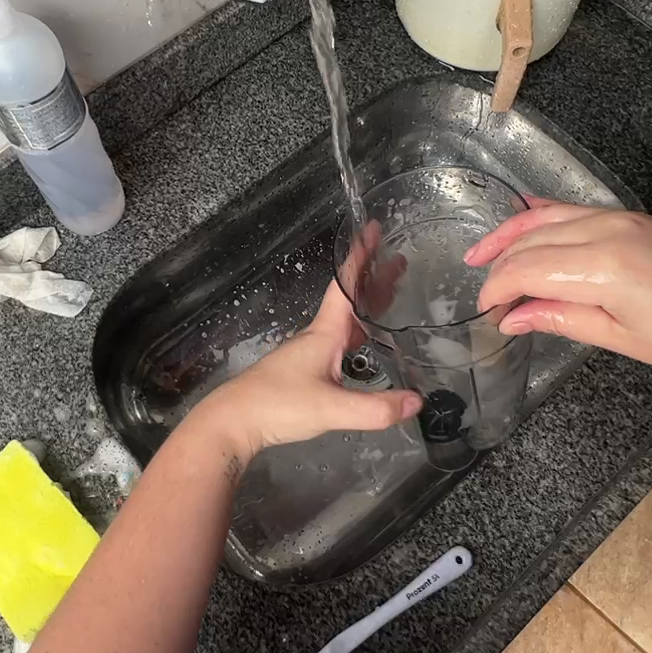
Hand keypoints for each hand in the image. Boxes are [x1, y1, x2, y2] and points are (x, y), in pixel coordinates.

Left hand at [179, 281, 421, 470]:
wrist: (234, 422)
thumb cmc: (277, 406)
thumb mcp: (332, 409)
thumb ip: (376, 408)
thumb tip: (417, 401)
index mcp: (324, 334)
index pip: (345, 286)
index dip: (361, 258)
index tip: (373, 230)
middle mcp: (317, 336)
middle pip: (350, 300)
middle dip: (374, 280)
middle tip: (398, 262)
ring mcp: (309, 352)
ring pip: (345, 321)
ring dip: (367, 306)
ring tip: (390, 297)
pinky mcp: (304, 370)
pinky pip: (339, 341)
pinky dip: (358, 332)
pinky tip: (366, 343)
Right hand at [465, 203, 651, 381]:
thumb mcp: (621, 339)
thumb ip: (560, 319)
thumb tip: (512, 318)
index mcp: (604, 268)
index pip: (527, 269)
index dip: (497, 289)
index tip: (485, 312)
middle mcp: (606, 231)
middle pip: (531, 241)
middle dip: (499, 266)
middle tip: (486, 296)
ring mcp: (619, 218)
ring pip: (546, 218)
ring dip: (511, 236)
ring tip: (482, 256)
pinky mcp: (630, 217)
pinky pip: (572, 209)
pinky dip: (541, 216)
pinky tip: (521, 220)